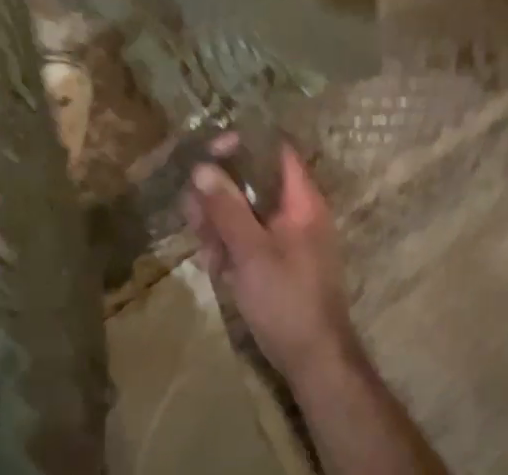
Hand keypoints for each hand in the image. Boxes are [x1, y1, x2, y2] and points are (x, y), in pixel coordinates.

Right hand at [185, 142, 356, 376]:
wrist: (315, 363)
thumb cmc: (287, 301)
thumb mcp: (251, 251)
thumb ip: (226, 208)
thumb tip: (201, 167)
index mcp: (302, 201)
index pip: (275, 151)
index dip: (242, 144)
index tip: (208, 152)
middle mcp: (296, 213)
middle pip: (251, 181)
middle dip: (218, 194)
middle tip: (193, 210)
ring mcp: (285, 238)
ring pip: (243, 212)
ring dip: (218, 224)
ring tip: (207, 249)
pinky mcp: (274, 262)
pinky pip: (245, 239)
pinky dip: (228, 247)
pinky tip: (217, 268)